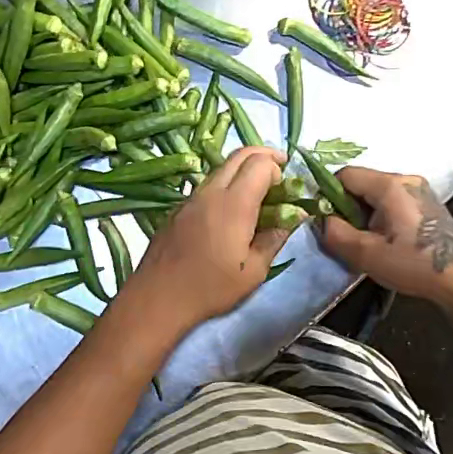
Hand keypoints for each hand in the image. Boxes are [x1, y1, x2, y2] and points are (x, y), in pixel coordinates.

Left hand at [122, 147, 290, 328]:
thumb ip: (275, 238)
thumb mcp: (255, 271)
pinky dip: (226, 185)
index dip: (277, 169)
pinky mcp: (178, 209)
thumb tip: (294, 217)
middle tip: (281, 167)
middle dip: (264, 155)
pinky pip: (207, 186)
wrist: (158, 298)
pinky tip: (232, 210)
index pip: (260, 164)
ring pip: (221, 168)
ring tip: (259, 189)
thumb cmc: (211, 288)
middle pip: (239, 155)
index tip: (288, 186)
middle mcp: (211, 192)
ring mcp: (191, 199)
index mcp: (234, 204)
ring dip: (243, 169)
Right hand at [318, 167, 452, 308]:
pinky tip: (389, 244)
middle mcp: (406, 180)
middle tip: (349, 238)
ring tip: (370, 245)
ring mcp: (421, 191)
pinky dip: (384, 218)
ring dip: (366, 216)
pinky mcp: (428, 205)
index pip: (346, 175)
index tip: (327, 221)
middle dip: (349, 209)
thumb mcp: (368, 255)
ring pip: (378, 195)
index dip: (329, 195)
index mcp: (391, 186)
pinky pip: (394, 203)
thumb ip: (336, 234)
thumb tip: (322, 221)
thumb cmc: (415, 265)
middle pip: (363, 184)